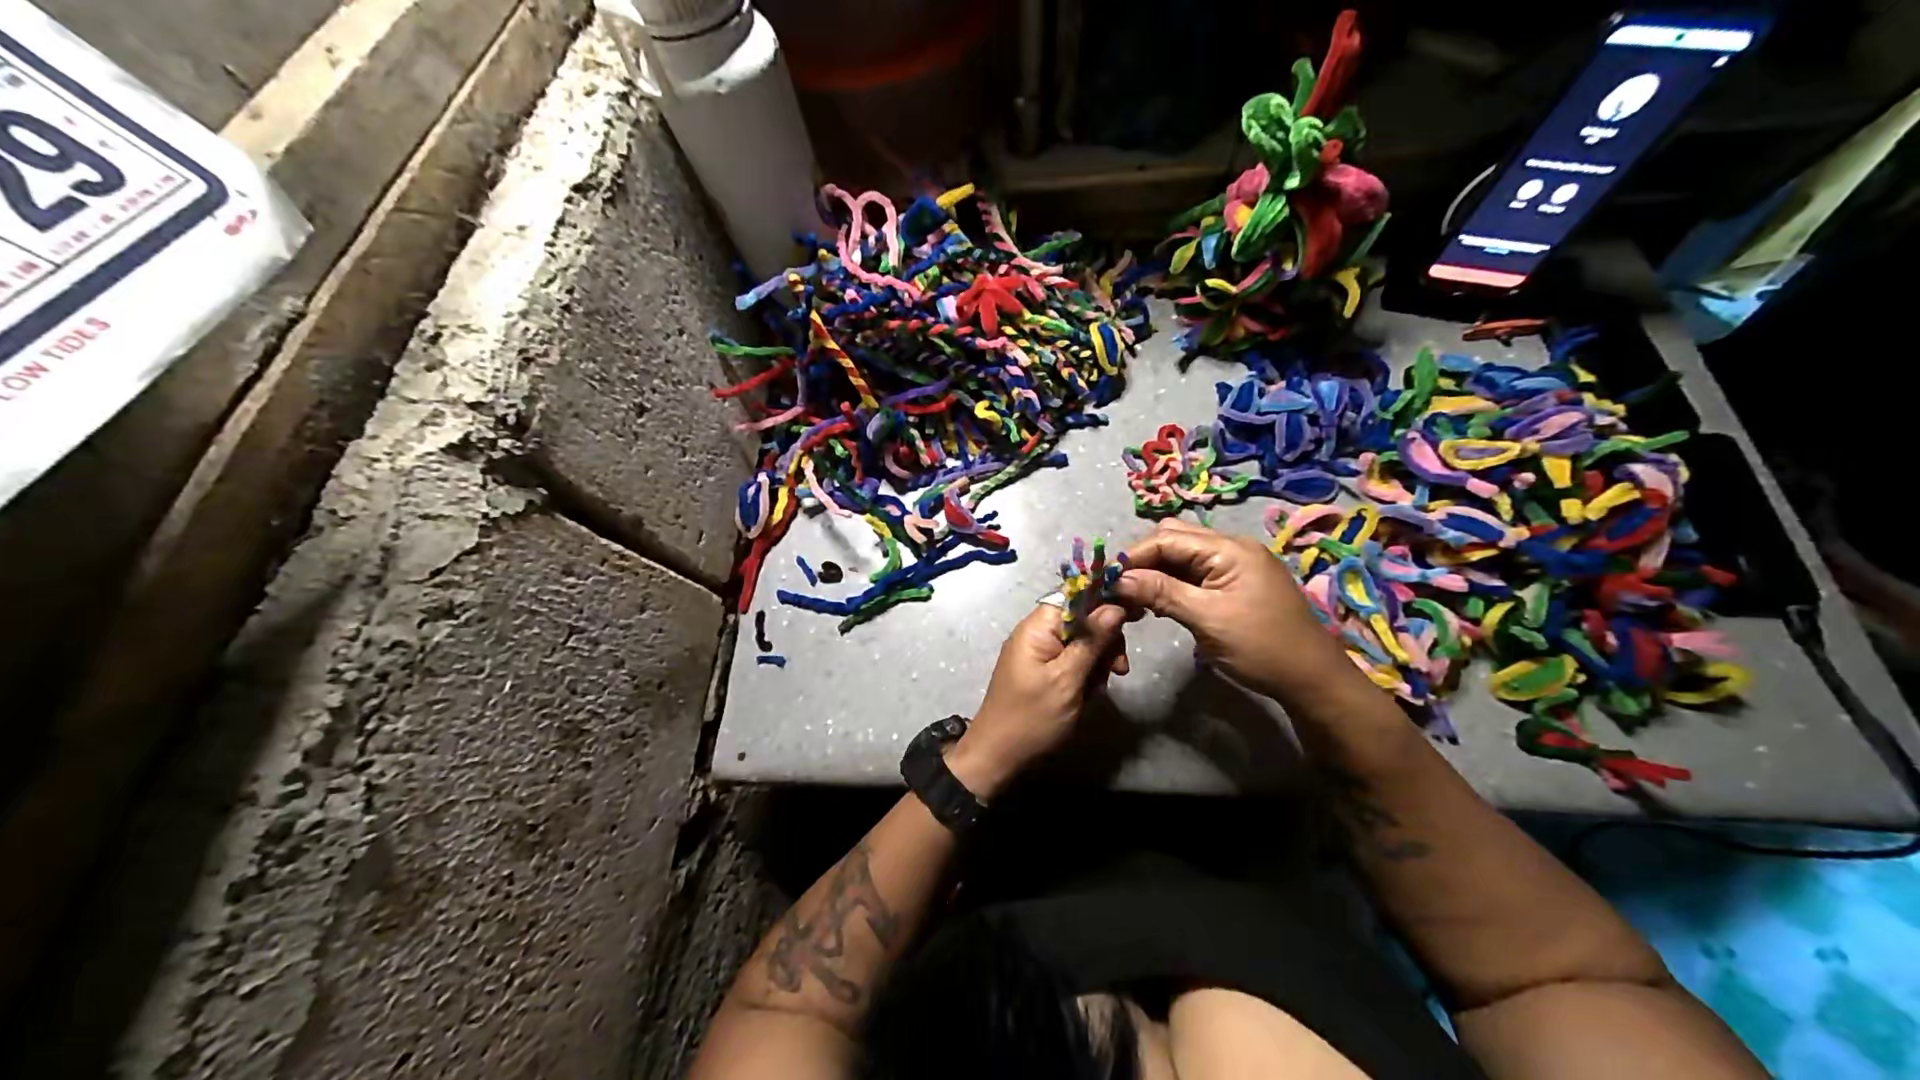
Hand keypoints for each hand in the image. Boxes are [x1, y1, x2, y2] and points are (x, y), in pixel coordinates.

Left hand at [947, 602, 1127, 797]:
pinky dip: (1086, 674)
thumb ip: (1092, 642)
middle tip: (1117, 669)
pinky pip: (1073, 660)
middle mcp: (1037, 633)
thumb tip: (1115, 607)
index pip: (1076, 595)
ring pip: (1082, 641)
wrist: (998, 757)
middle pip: (1083, 618)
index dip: (1106, 600)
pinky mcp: (1044, 670)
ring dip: (1098, 661)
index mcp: (1037, 627)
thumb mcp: (1067, 680)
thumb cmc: (1032, 719)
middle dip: (1105, 640)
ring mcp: (1039, 652)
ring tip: (1098, 689)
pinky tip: (1090, 694)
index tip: (1134, 614)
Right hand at [1113, 519, 1357, 705]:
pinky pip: (1192, 575)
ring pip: (1180, 558)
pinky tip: (1156, 605)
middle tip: (1118, 590)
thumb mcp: (1207, 619)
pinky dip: (1170, 585)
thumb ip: (1161, 593)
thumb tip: (1118, 579)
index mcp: (1229, 549)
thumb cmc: (1261, 647)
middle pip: (1173, 541)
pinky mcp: (1232, 585)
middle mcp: (1230, 548)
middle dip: (1142, 561)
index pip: (1167, 539)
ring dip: (1154, 574)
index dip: (1133, 557)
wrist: (1311, 680)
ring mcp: (1233, 566)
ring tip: (1132, 599)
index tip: (1105, 581)